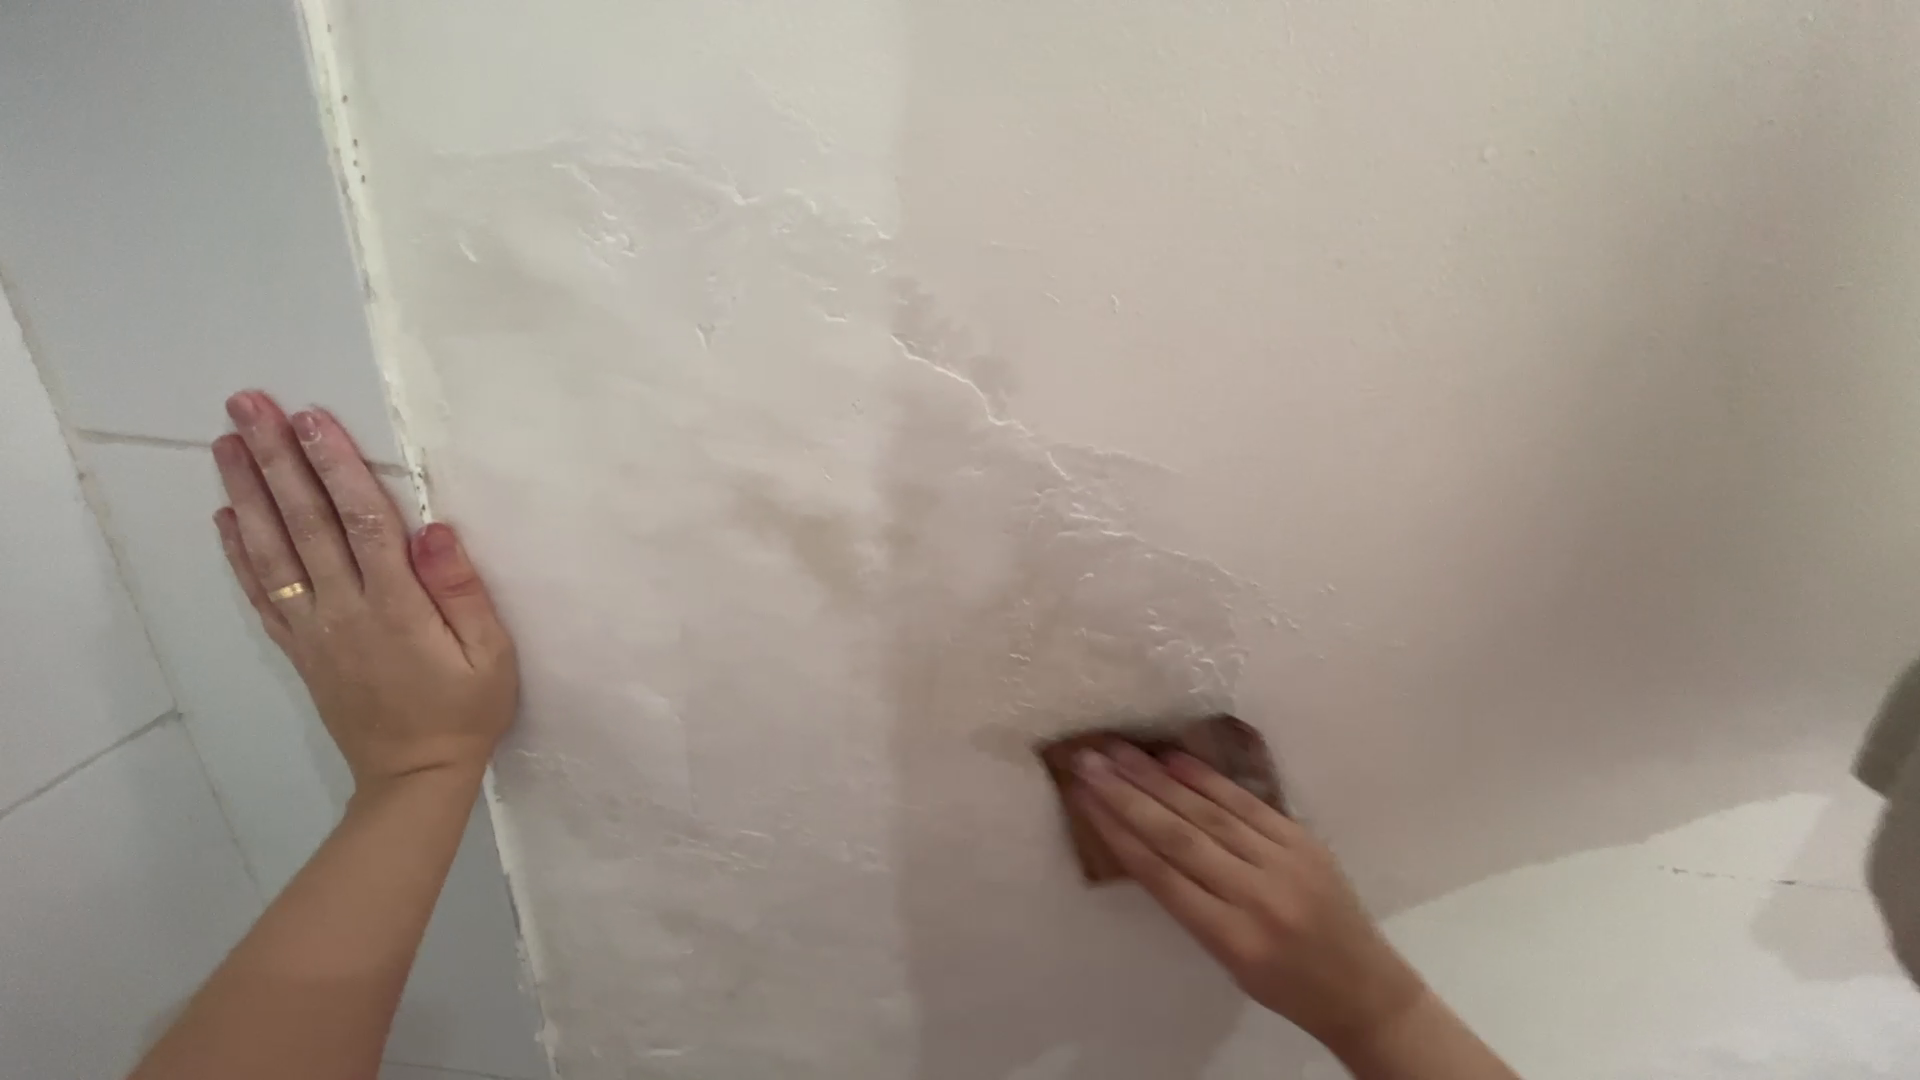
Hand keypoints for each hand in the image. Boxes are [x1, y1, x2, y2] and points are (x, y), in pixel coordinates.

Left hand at [212, 390, 517, 790]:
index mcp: (396, 607)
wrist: (416, 772)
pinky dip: (238, 552)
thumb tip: (435, 529)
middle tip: (247, 406)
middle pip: (306, 524)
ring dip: (247, 493)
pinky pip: (260, 592)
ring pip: (272, 551)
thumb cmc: (469, 708)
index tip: (313, 421)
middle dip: (277, 461)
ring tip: (225, 443)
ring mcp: (313, 629)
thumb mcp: (491, 653)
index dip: (338, 469)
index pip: (363, 523)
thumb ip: (461, 591)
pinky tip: (226, 516)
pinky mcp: (300, 647)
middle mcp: (343, 609)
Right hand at [1075, 744, 1427, 1056]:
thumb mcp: (1225, 960)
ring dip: (1156, 777)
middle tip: (1088, 761)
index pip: (1159, 874)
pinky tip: (1172, 758)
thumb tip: (1139, 839)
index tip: (1082, 796)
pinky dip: (1205, 778)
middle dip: (1126, 794)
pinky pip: (1245, 803)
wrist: (1367, 991)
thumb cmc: (1285, 986)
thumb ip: (1186, 901)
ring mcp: (1283, 862)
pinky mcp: (1302, 839)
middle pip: (1177, 836)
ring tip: (1118, 750)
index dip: (1116, 831)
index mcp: (1230, 939)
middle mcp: (1255, 897)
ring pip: (1207, 812)